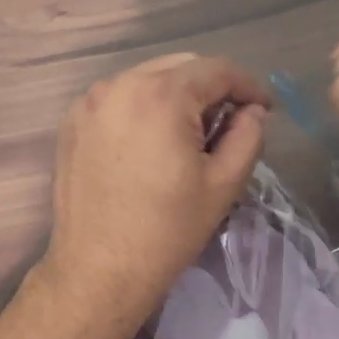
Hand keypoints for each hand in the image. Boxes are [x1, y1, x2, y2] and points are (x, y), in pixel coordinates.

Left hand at [39, 53, 268, 325]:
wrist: (99, 270)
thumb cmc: (168, 231)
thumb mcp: (224, 185)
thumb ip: (248, 136)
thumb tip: (253, 112)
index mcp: (162, 95)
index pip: (217, 70)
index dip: (249, 86)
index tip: (266, 110)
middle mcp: (120, 84)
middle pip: (180, 67)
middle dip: (212, 89)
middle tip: (230, 126)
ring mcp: (90, 103)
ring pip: (147, 80)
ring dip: (176, 98)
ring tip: (190, 138)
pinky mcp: (72, 124)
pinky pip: (119, 100)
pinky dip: (143, 110)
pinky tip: (152, 146)